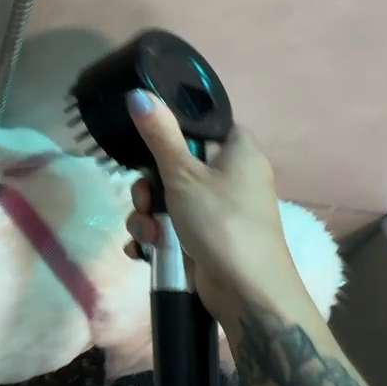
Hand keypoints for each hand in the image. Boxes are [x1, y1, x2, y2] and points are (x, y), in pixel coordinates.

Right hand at [120, 89, 314, 322]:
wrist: (248, 293)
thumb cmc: (222, 222)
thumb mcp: (184, 174)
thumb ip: (159, 134)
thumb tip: (138, 93)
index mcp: (237, 152)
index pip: (202, 125)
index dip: (172, 131)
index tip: (149, 143)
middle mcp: (230, 177)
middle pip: (174, 163)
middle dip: (147, 185)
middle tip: (145, 198)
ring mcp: (217, 210)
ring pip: (166, 198)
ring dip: (146, 215)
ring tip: (148, 232)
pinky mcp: (204, 237)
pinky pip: (169, 226)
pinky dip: (154, 236)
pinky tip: (145, 248)